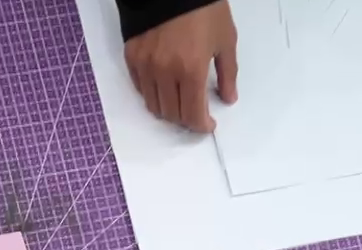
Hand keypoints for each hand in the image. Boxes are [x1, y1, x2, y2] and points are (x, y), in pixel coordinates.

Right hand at [125, 1, 237, 132]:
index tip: (208, 125)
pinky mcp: (133, 58)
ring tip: (178, 100)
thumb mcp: (225, 36)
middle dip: (186, 119)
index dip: (201, 126)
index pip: (192, 114)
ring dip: (168, 109)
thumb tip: (228, 99)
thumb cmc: (203, 6)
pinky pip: (141, 88)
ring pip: (154, 106)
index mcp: (191, 70)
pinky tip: (163, 85)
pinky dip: (153, 93)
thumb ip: (227, 72)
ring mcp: (146, 67)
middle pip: (172, 115)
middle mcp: (166, 74)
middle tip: (194, 112)